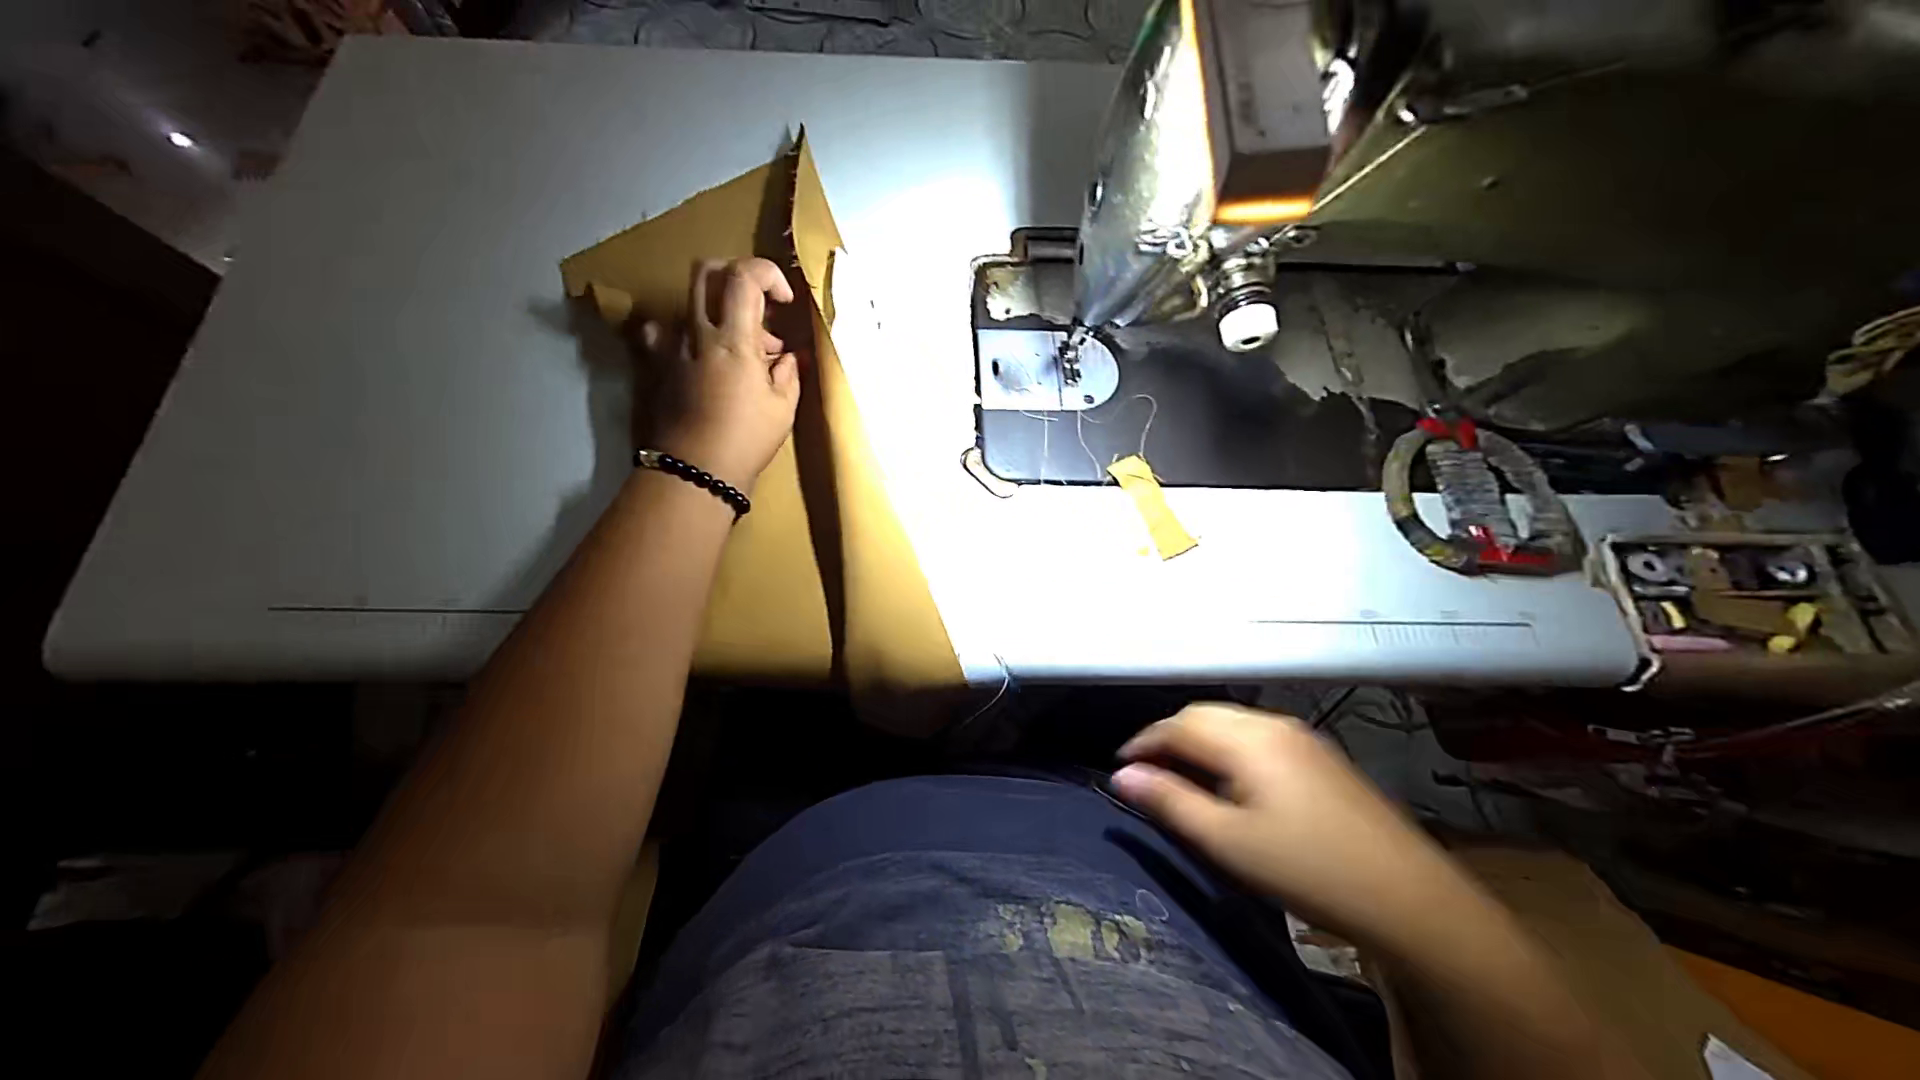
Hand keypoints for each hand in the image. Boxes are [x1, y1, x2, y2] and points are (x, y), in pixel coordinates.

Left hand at [642, 257, 800, 492]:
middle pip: (707, 271)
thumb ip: (788, 372)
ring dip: (715, 311)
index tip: (784, 302)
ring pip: (687, 301)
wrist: (694, 470)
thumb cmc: (746, 439)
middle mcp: (697, 332)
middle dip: (736, 275)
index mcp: (734, 339)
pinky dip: (679, 332)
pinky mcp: (655, 365)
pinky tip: (694, 352)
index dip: (769, 274)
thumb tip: (789, 357)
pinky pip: (659, 331)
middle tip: (757, 306)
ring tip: (734, 344)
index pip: (745, 275)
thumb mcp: (783, 407)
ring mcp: (671, 346)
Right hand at [1114, 702, 1476, 948]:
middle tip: (1148, 772)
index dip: (1143, 743)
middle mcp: (1274, 725)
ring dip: (1198, 740)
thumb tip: (1123, 776)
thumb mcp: (1228, 842)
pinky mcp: (1321, 755)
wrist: (1411, 898)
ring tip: (1183, 777)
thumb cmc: (1308, 870)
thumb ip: (1170, 802)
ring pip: (1231, 722)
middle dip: (1169, 737)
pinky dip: (1228, 747)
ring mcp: (1302, 737)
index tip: (1121, 768)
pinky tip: (1230, 781)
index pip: (1177, 725)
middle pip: (1203, 715)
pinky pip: (1257, 735)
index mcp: (1248, 739)